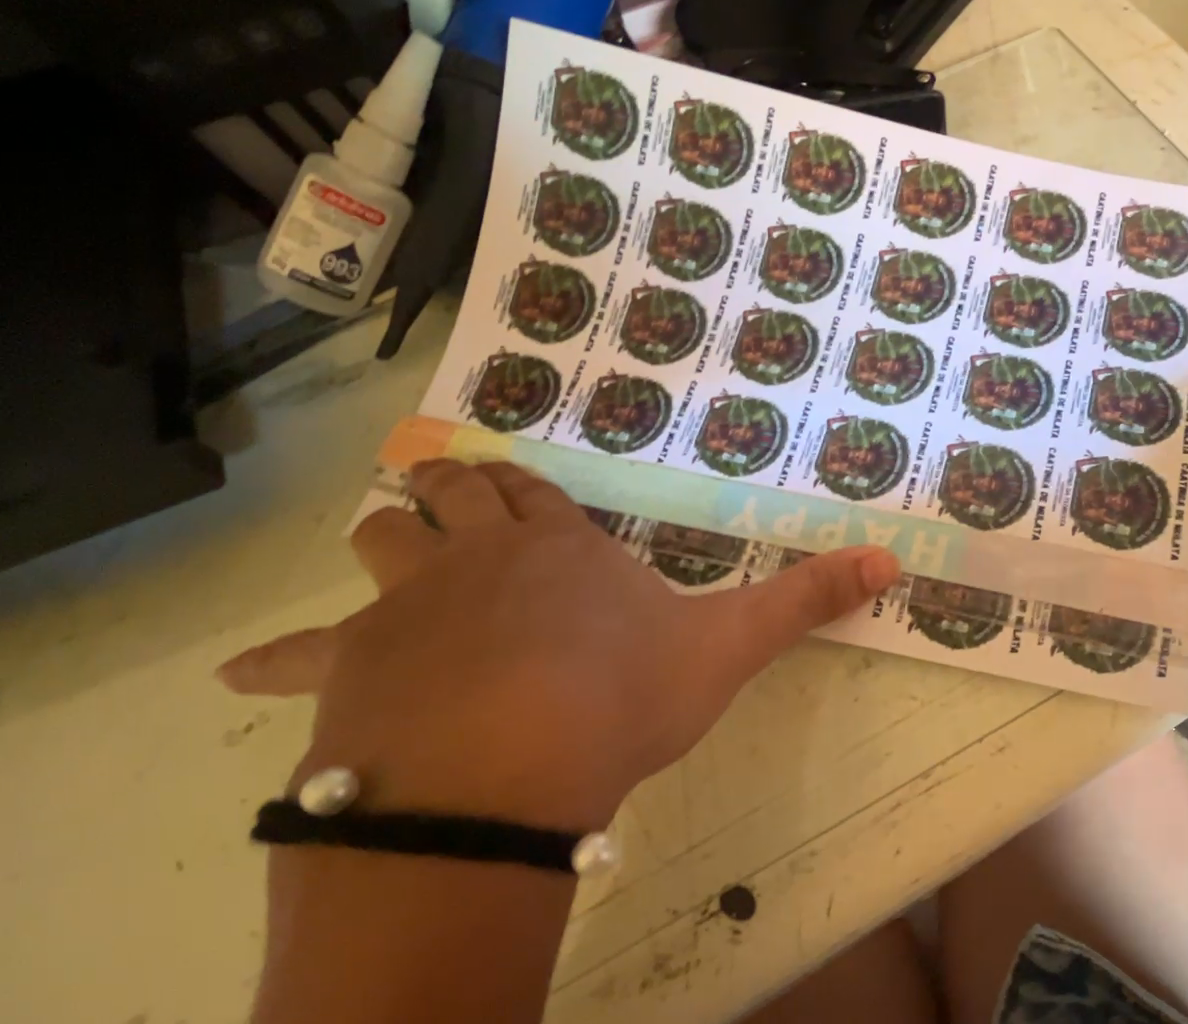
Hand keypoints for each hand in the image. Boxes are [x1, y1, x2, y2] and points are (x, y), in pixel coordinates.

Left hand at [219, 459, 899, 827]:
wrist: (507, 767)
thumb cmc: (621, 694)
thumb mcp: (729, 645)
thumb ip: (804, 600)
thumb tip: (890, 558)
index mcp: (559, 546)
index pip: (530, 490)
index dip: (519, 482)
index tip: (508, 478)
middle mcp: (477, 557)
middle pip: (448, 499)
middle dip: (448, 490)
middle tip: (442, 487)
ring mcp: (408, 606)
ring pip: (380, 545)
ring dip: (386, 539)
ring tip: (389, 540)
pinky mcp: (354, 667)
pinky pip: (305, 653)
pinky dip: (282, 657)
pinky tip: (239, 672)